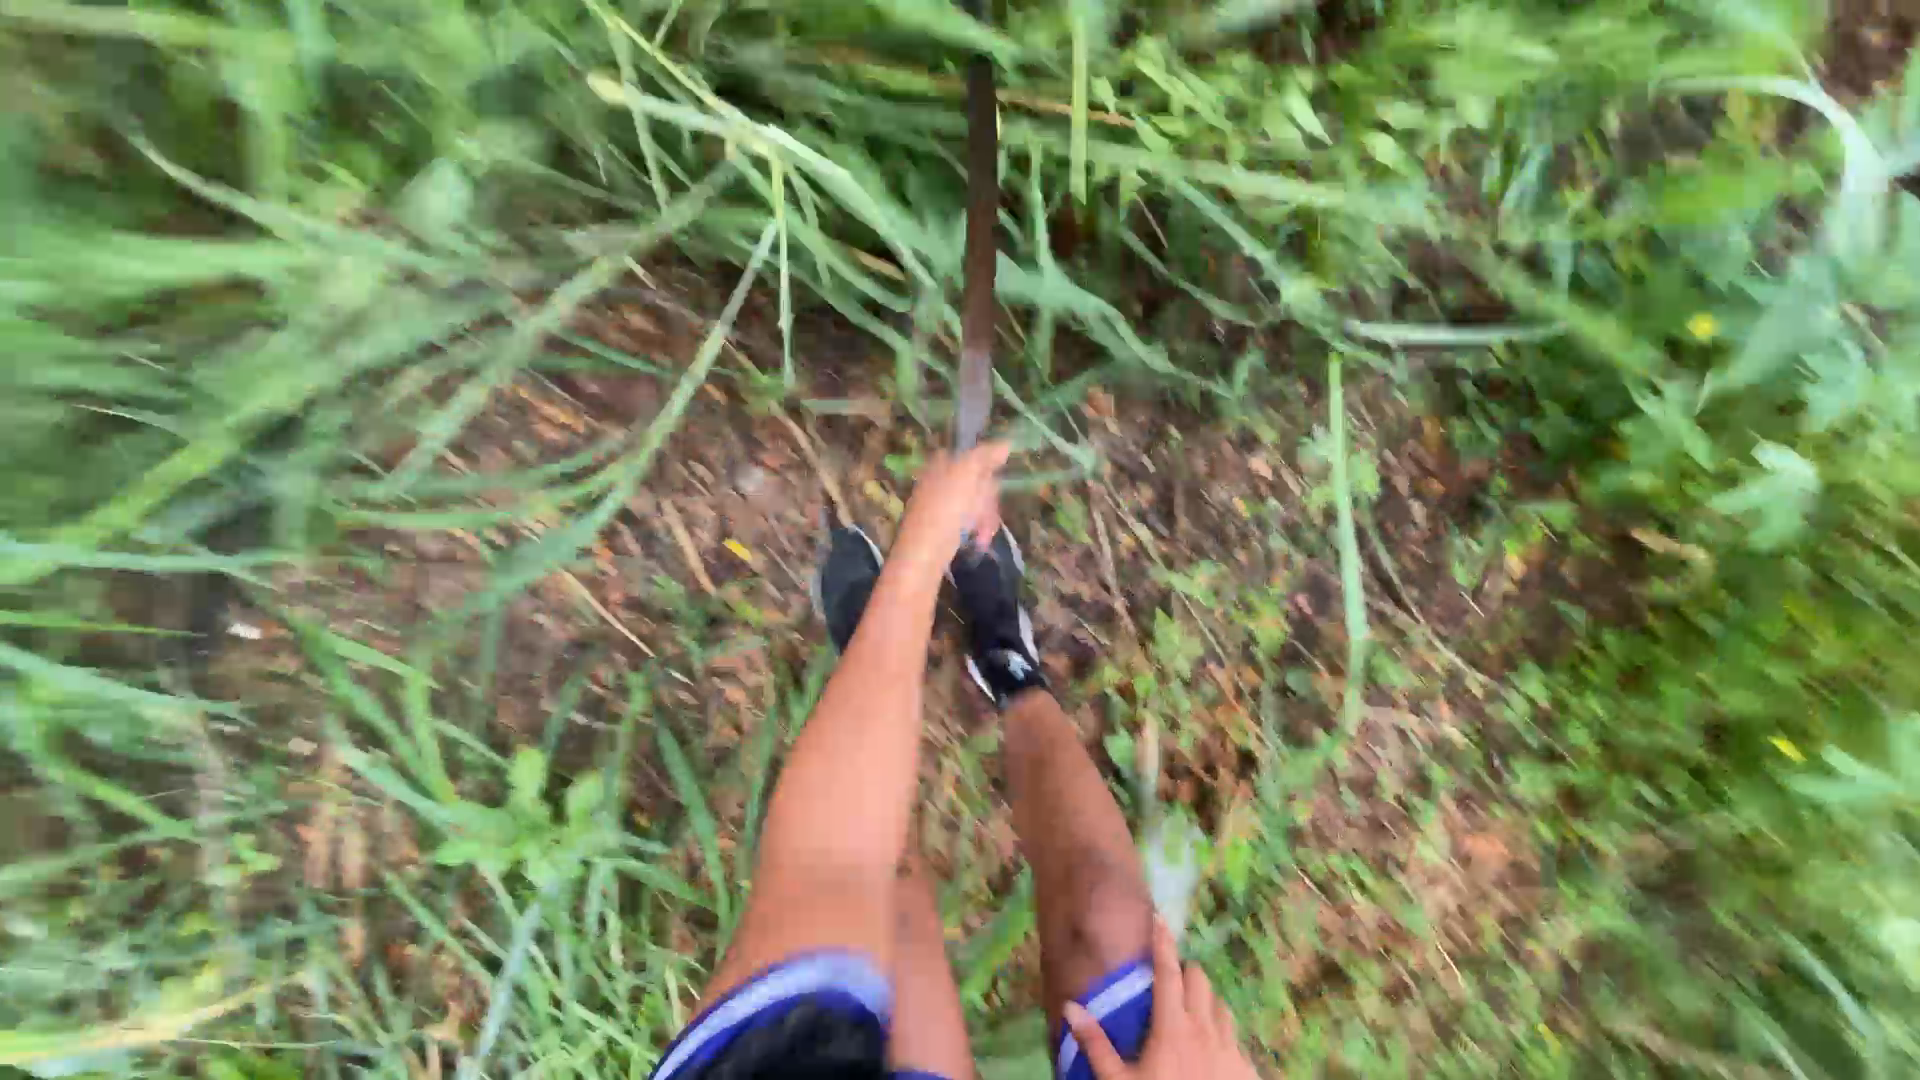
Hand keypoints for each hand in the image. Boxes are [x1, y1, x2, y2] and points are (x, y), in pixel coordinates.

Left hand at [890, 441, 1010, 575]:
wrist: (923, 553)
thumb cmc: (946, 508)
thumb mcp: (968, 474)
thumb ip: (985, 456)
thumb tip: (1005, 443)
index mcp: (942, 462)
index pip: (973, 456)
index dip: (988, 468)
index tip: (996, 481)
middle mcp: (939, 479)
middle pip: (977, 481)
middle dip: (987, 498)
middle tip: (988, 512)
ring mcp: (940, 503)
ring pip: (975, 504)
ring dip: (985, 517)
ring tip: (983, 533)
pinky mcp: (942, 526)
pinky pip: (968, 522)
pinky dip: (976, 529)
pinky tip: (977, 540)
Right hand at [1063, 919, 1259, 1079]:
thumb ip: (1096, 1044)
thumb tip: (1070, 1005)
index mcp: (1173, 1027)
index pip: (1168, 972)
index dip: (1163, 942)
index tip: (1159, 918)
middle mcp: (1205, 1030)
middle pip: (1200, 980)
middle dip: (1185, 973)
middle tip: (1169, 983)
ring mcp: (1231, 1051)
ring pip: (1222, 1006)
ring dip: (1206, 1002)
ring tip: (1191, 1015)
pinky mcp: (1248, 1073)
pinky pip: (1238, 1040)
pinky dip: (1224, 1035)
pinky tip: (1213, 1052)